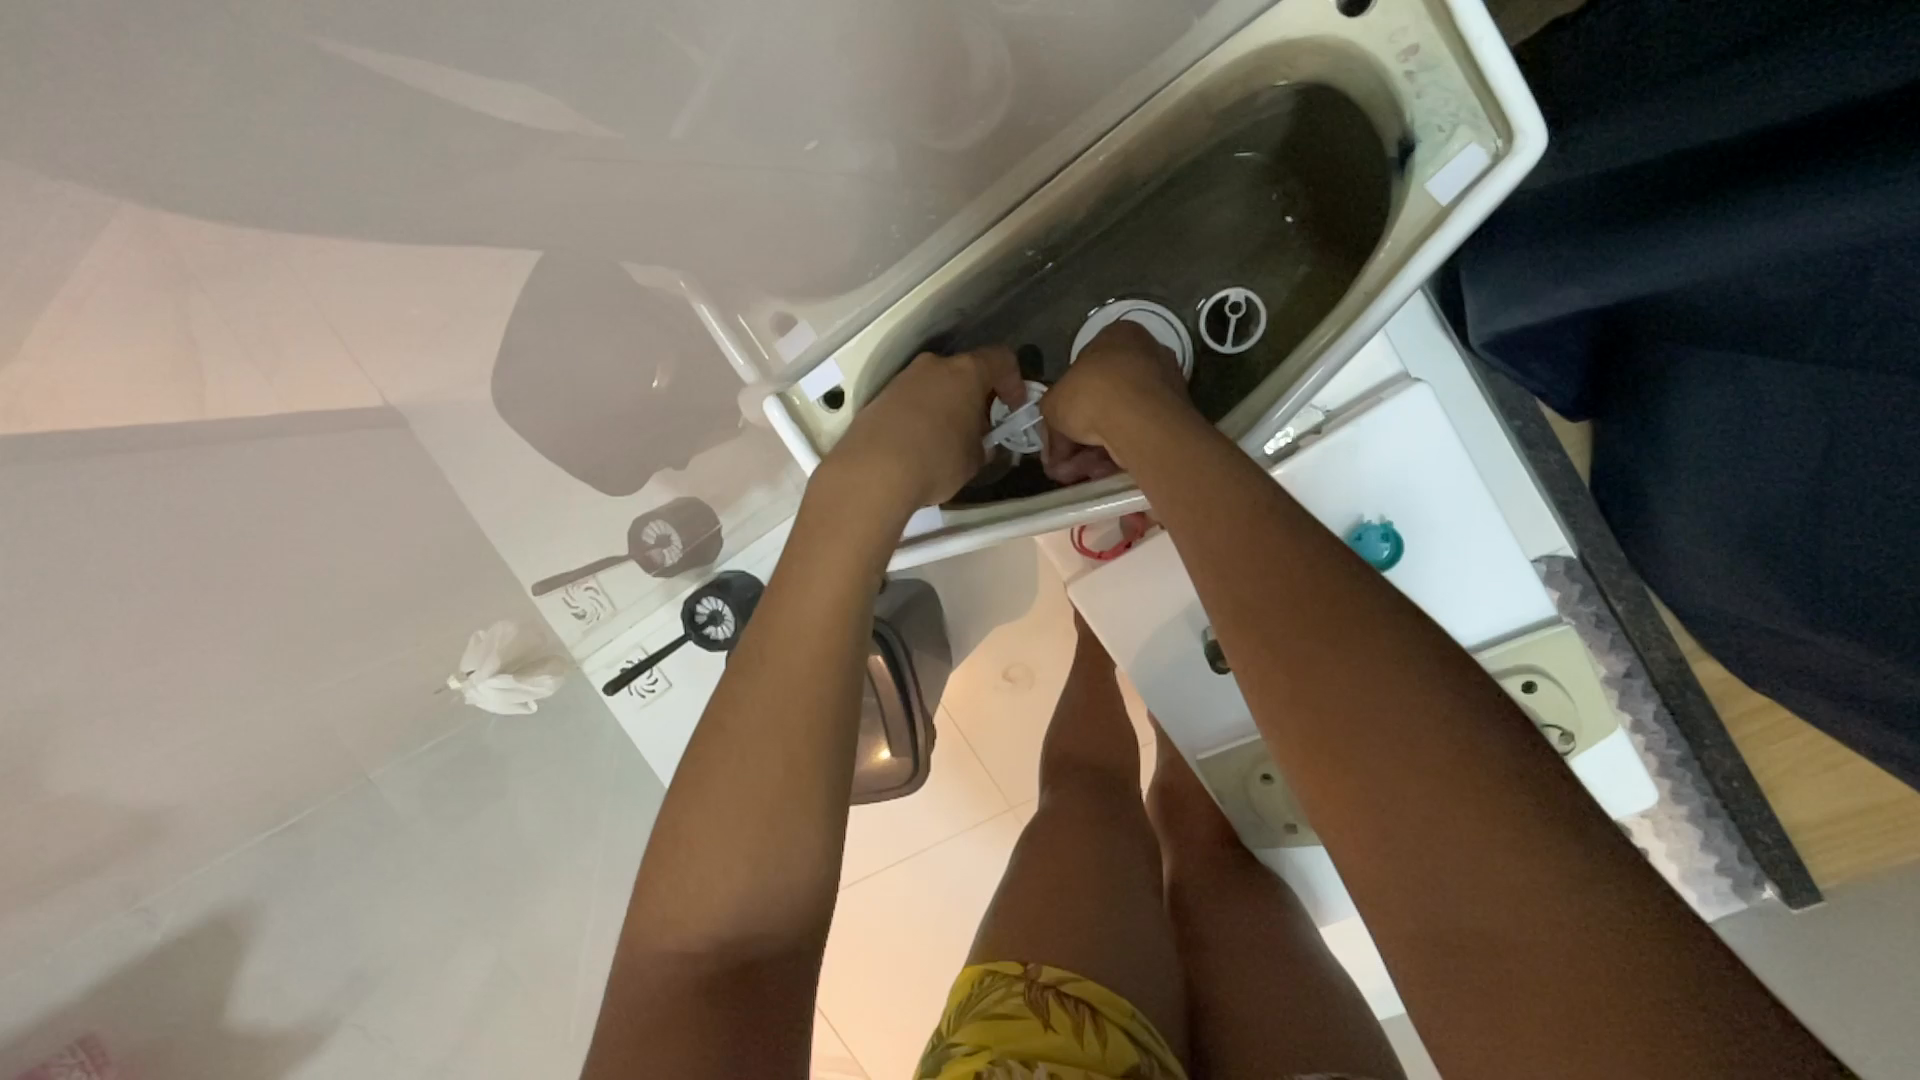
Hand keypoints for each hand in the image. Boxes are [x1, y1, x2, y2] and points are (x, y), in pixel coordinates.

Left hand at [820, 346, 1026, 509]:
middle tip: (980, 429)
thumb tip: (981, 444)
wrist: (872, 472)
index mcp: (966, 372)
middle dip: (977, 397)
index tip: (1013, 408)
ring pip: (936, 385)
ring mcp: (903, 379)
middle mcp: (934, 366)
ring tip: (948, 441)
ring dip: (947, 405)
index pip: (1001, 360)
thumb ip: (984, 445)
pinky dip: (922, 415)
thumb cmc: (937, 461)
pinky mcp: (880, 397)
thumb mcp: (974, 459)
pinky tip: (920, 445)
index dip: (1014, 382)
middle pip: (965, 371)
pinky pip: (912, 400)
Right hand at [1041, 321, 1194, 483]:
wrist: (1139, 418)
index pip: (1085, 370)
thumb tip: (1053, 453)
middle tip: (1063, 463)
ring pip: (1120, 422)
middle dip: (1080, 438)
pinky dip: (1118, 453)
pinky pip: (1139, 434)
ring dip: (1094, 452)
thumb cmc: (1091, 393)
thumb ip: (1049, 423)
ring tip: (1076, 475)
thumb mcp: (1052, 404)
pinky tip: (1100, 473)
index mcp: (1117, 335)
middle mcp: (1146, 354)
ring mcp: (1164, 386)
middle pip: (1104, 401)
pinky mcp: (1176, 416)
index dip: (1066, 406)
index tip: (1057, 433)